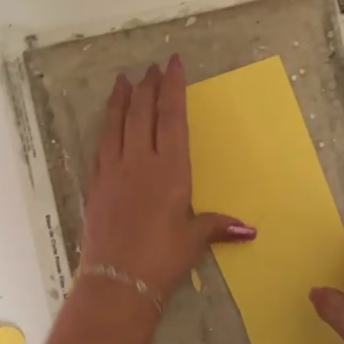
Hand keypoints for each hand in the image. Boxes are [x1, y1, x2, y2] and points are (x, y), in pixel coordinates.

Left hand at [79, 55, 255, 307]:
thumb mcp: (194, 240)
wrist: (118, 280)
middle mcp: (140, 162)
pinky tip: (107, 123)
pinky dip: (106, 128)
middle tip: (149, 67)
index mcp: (170, 169)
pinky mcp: (95, 186)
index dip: (172, 87)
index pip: (172, 117)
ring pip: (116, 125)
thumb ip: (217, 226)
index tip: (172, 63)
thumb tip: (248, 230)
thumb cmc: (163, 258)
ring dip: (120, 100)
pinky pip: (100, 147)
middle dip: (146, 86)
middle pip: (142, 113)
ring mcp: (113, 172)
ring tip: (122, 80)